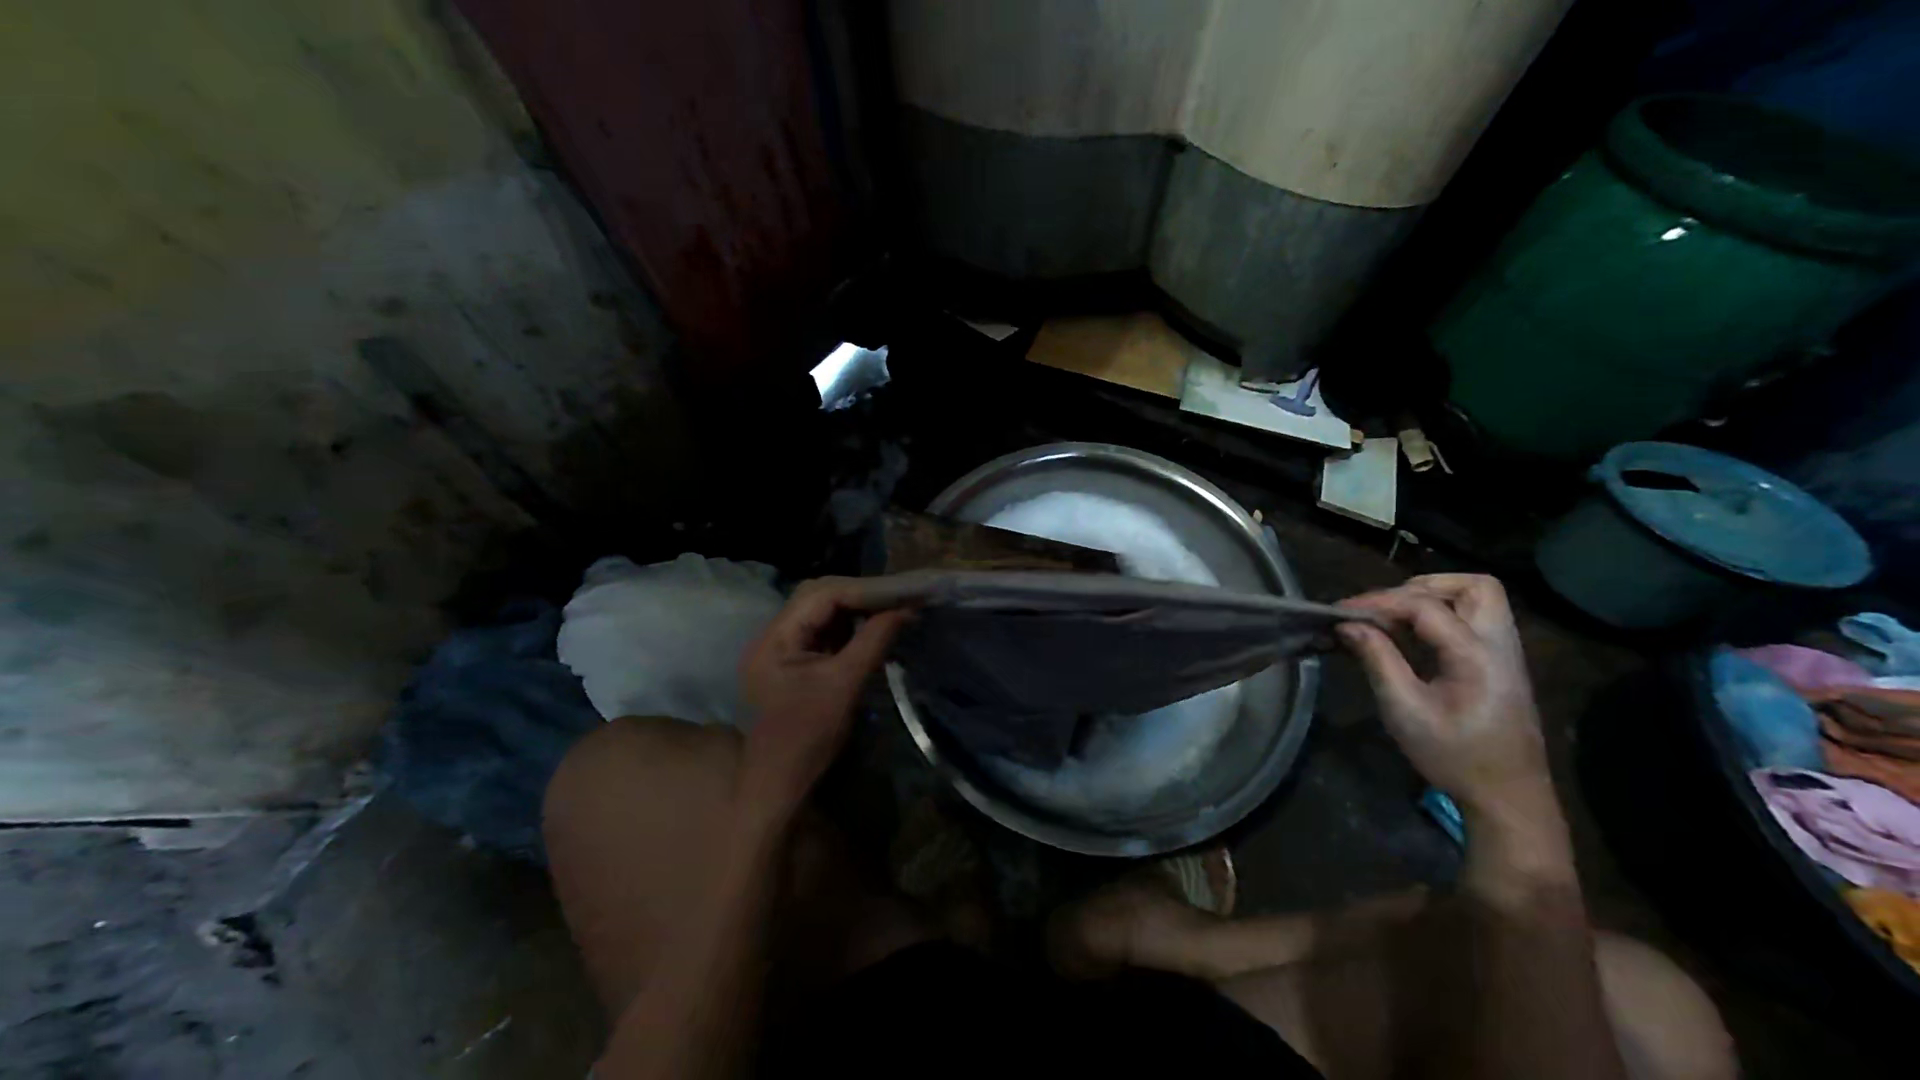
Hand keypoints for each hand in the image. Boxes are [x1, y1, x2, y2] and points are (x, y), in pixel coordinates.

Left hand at [738, 577, 910, 813]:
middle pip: (818, 596)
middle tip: (898, 598)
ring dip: (855, 608)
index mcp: (775, 639)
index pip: (821, 596)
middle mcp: (773, 635)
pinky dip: (848, 626)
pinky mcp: (792, 661)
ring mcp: (781, 648)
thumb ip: (872, 642)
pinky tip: (873, 627)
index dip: (862, 590)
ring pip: (821, 612)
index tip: (900, 592)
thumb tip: (904, 610)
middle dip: (859, 594)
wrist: (777, 783)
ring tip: (891, 608)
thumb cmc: (807, 738)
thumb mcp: (844, 686)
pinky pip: (822, 631)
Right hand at [1337, 574, 1551, 818]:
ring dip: (1435, 597)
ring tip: (1395, 617)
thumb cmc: (1454, 756)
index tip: (1340, 612)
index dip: (1379, 602)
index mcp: (1476, 655)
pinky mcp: (1502, 663)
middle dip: (1421, 587)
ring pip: (1480, 598)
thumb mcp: (1405, 710)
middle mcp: (1499, 644)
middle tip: (1383, 608)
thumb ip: (1378, 660)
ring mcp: (1506, 653)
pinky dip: (1443, 614)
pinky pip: (1476, 619)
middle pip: (1473, 586)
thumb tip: (1348, 625)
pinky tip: (1413, 636)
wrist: (1508, 797)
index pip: (1424, 606)